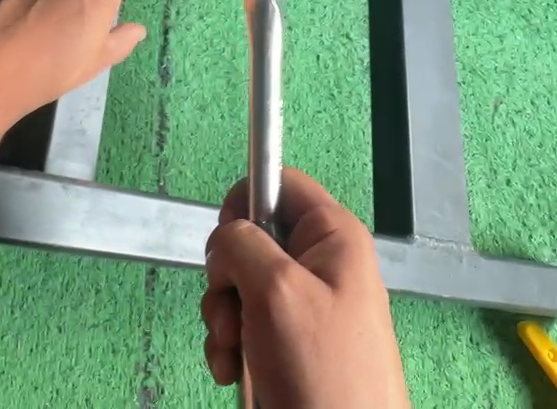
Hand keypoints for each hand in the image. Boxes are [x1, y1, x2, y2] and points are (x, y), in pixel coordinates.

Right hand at [200, 169, 409, 408]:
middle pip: (252, 237)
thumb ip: (241, 244)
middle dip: (228, 275)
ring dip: (224, 316)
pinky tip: (234, 372)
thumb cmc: (320, 368)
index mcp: (332, 236)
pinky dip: (230, 345)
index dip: (246, 200)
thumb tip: (225, 238)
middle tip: (232, 310)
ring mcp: (304, 307)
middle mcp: (320, 263)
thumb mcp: (277, 290)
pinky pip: (244, 323)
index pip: (281, 183)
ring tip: (235, 351)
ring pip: (241, 284)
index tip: (226, 238)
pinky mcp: (289, 344)